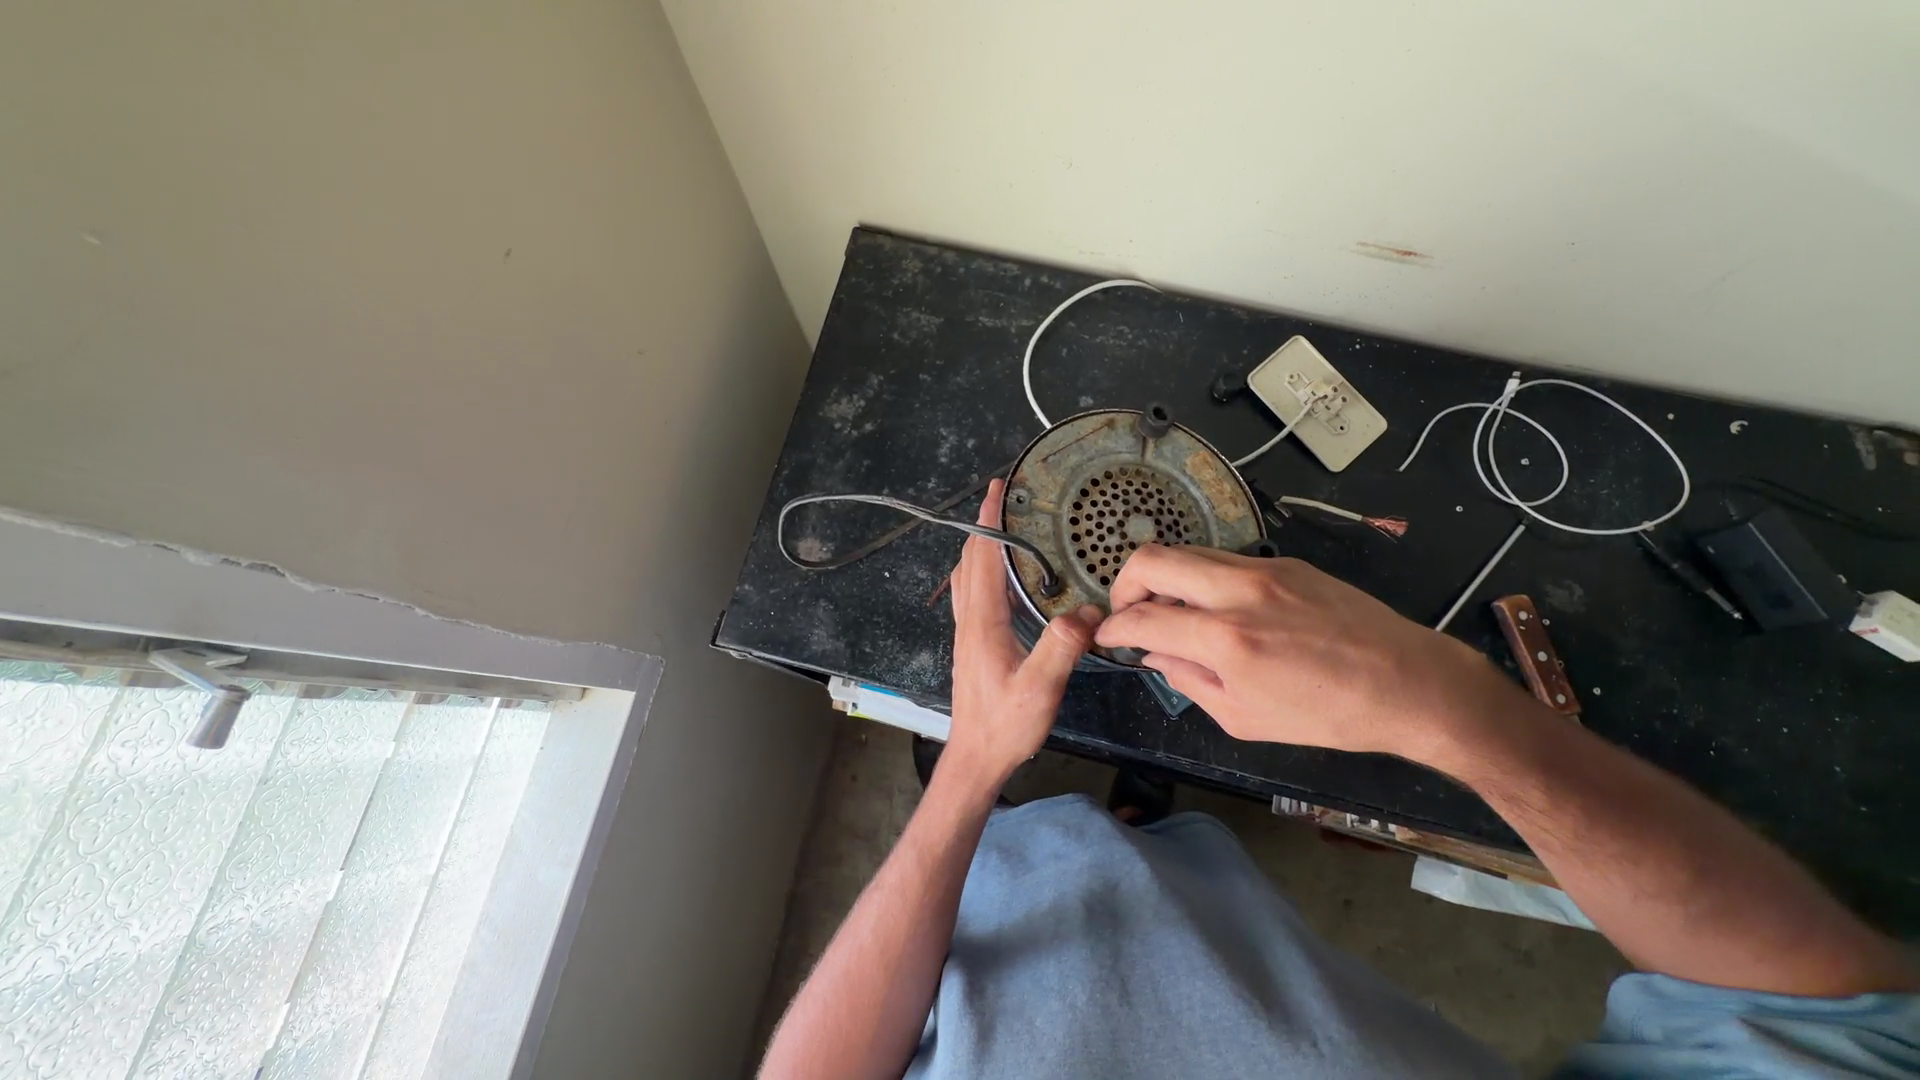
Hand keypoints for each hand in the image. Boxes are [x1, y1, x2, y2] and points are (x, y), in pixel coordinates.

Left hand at [945, 479, 1102, 784]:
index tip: (998, 487)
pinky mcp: (973, 643)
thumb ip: (1061, 647)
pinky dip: (984, 569)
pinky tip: (1002, 576)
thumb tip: (1088, 610)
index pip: (983, 557)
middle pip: (970, 559)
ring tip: (1006, 526)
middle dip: (985, 523)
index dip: (989, 519)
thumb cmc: (1005, 725)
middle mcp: (970, 619)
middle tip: (1007, 497)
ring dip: (982, 545)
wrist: (975, 757)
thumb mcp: (1040, 689)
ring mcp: (968, 631)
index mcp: (983, 621)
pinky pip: (973, 592)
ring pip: (968, 575)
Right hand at [1094, 545, 1527, 761]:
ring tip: (1169, 610)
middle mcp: (1238, 591)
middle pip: (1152, 558)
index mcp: (1226, 639)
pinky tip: (1215, 607)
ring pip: (1187, 552)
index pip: (1143, 618)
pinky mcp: (1286, 562)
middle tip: (1127, 612)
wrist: (1409, 683)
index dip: (1113, 629)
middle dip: (1125, 584)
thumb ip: (1188, 681)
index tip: (1106, 637)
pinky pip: (1224, 560)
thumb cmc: (1325, 716)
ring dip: (1164, 577)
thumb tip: (1156, 654)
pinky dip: (1202, 578)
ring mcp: (1264, 569)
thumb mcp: (1243, 718)